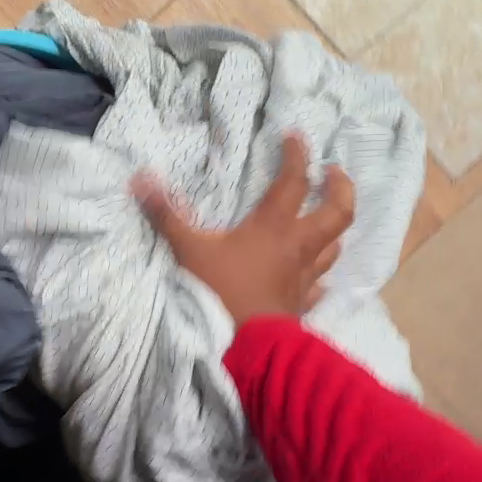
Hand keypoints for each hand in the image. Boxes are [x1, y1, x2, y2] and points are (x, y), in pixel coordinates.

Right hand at [133, 133, 354, 325]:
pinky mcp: (302, 302)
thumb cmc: (221, 291)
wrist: (248, 345)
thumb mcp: (189, 249)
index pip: (294, 181)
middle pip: (338, 211)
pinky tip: (316, 278)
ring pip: (333, 246)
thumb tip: (141, 178)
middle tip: (333, 173)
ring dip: (334, 229)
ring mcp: (305, 276)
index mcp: (274, 226)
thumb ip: (166, 214)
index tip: (295, 136)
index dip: (297, 155)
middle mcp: (298, 246)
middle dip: (341, 187)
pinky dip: (319, 276)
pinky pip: (319, 285)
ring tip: (326, 218)